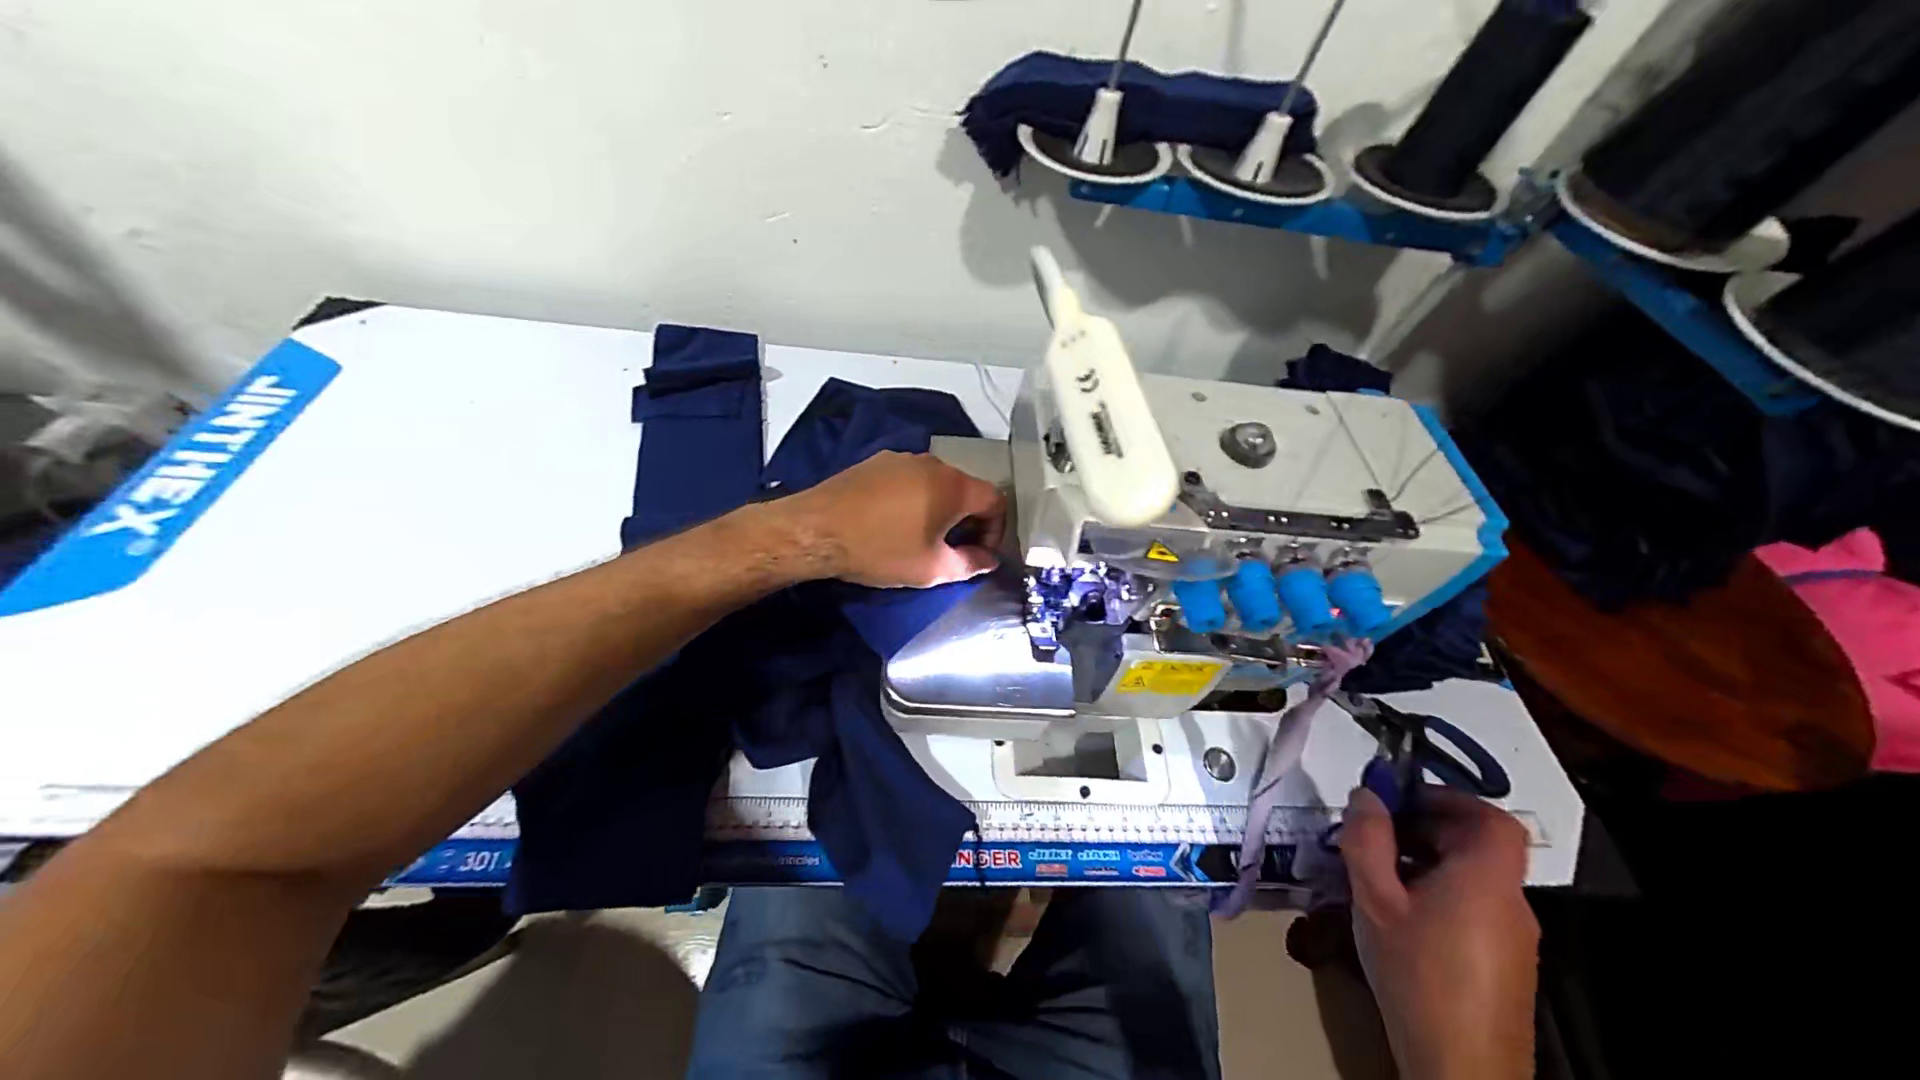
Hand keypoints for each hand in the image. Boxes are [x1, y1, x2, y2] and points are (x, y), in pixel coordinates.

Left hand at [785, 451, 1006, 587]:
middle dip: (968, 520)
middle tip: (953, 549)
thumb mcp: (932, 569)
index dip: (996, 530)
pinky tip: (894, 521)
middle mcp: (933, 463)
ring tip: (922, 536)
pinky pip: (910, 479)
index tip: (979, 554)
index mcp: (954, 485)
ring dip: (940, 509)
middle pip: (967, 489)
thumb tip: (988, 559)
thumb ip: (971, 564)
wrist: (817, 530)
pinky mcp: (877, 462)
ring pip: (937, 483)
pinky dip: (915, 499)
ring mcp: (903, 458)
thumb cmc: (881, 550)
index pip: (996, 500)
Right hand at [1340, 786, 1538, 1079]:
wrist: (1461, 1066)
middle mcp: (1511, 902)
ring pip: (1474, 876)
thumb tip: (1366, 795)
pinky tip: (1403, 914)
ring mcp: (1514, 936)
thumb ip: (1367, 840)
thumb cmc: (1416, 971)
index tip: (1402, 800)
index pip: (1492, 819)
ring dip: (1430, 860)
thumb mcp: (1375, 899)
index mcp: (1486, 879)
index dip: (1450, 798)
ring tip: (1380, 873)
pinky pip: (1475, 905)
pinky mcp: (1506, 962)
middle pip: (1480, 844)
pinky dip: (1440, 891)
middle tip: (1378, 834)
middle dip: (1427, 827)